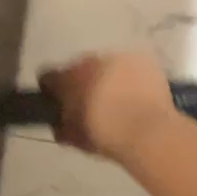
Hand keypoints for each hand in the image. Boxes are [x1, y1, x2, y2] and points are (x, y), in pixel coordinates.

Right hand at [38, 51, 180, 158]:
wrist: (148, 131)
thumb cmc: (105, 136)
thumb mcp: (73, 138)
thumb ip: (60, 126)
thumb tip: (58, 123)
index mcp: (68, 79)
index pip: (48, 76)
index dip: (50, 90)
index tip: (57, 102)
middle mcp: (90, 61)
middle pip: (79, 67)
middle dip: (81, 82)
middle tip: (90, 103)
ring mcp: (118, 57)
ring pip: (105, 65)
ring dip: (106, 77)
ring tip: (116, 99)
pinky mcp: (143, 59)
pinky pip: (129, 66)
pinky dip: (129, 77)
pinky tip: (134, 94)